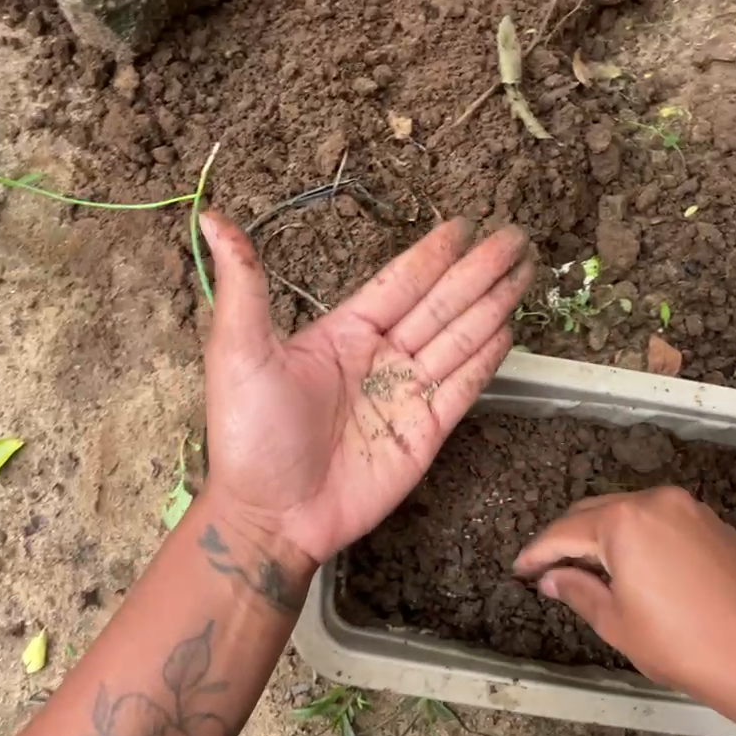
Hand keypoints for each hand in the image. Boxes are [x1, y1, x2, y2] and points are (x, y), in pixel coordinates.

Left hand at [199, 211, 532, 568]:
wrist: (271, 516)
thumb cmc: (249, 434)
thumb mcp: (237, 353)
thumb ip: (244, 286)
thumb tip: (212, 219)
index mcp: (344, 332)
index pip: (399, 282)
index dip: (433, 254)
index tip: (463, 226)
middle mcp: (381, 357)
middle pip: (440, 303)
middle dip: (478, 271)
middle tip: (515, 237)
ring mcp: (407, 394)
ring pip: (459, 338)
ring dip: (492, 305)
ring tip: (523, 272)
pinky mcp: (426, 432)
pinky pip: (463, 387)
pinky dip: (486, 359)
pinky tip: (508, 330)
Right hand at [513, 487, 735, 703]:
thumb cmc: (680, 645)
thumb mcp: (616, 622)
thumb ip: (577, 591)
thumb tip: (551, 577)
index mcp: (624, 521)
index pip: (565, 532)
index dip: (537, 553)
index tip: (519, 568)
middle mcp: (656, 501)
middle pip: (595, 512)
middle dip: (567, 538)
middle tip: (546, 568)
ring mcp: (690, 509)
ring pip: (630, 513)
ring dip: (603, 534)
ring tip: (587, 568)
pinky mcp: (714, 524)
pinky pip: (661, 521)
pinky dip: (638, 536)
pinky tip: (634, 565)